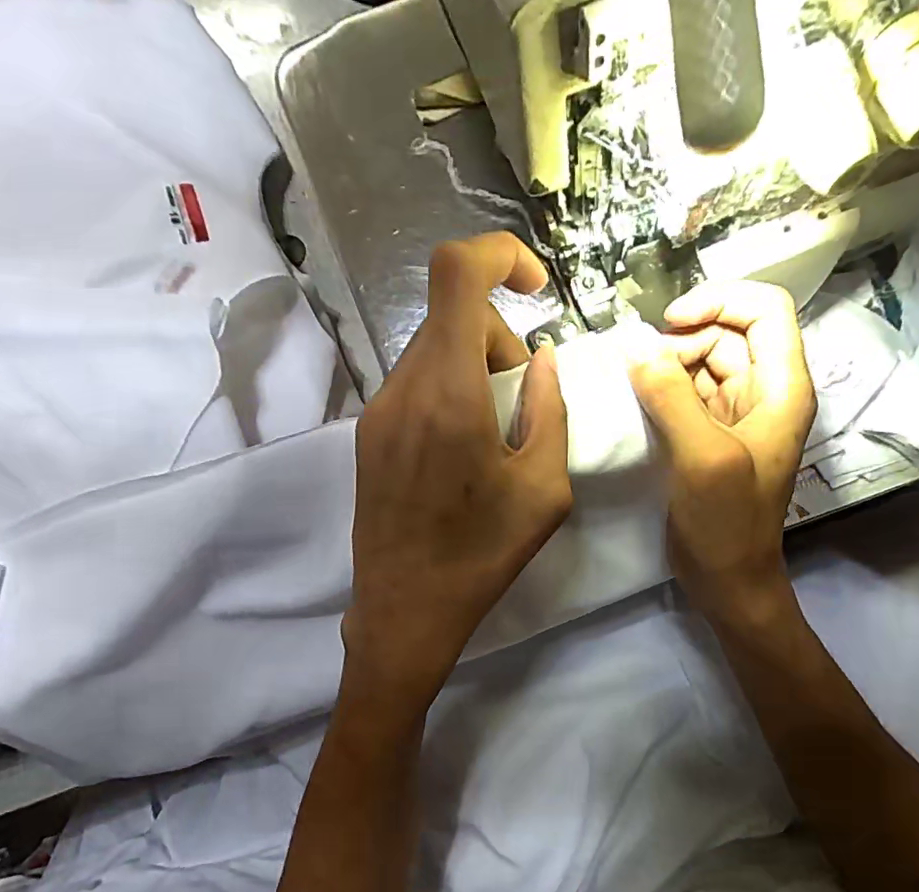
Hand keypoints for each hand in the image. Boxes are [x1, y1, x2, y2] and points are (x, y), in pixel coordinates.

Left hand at [345, 233, 571, 695]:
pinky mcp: (368, 432)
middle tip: (523, 401)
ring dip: (475, 367)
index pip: (456, 272)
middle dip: (499, 339)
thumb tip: (542, 362)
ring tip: (495, 434)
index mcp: (449, 393)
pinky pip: (416, 381)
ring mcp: (377, 409)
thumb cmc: (481, 556)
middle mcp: (403, 387)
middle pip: (453, 315)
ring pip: (434, 348)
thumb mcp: (545, 490)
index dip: (499, 255)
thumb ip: (550, 412)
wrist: (403, 609)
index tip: (535, 287)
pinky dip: (450, 389)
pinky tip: (463, 449)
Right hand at [629, 281, 815, 621]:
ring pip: (702, 361)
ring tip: (637, 389)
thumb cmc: (728, 523)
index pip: (765, 310)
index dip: (720, 301)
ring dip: (667, 365)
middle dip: (683, 340)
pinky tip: (638, 402)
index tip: (670, 323)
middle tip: (644, 372)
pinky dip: (662, 389)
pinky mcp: (709, 435)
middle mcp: (764, 392)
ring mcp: (736, 414)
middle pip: (727, 332)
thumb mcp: (703, 457)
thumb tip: (637, 349)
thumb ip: (672, 397)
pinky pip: (686, 393)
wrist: (728, 580)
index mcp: (782, 388)